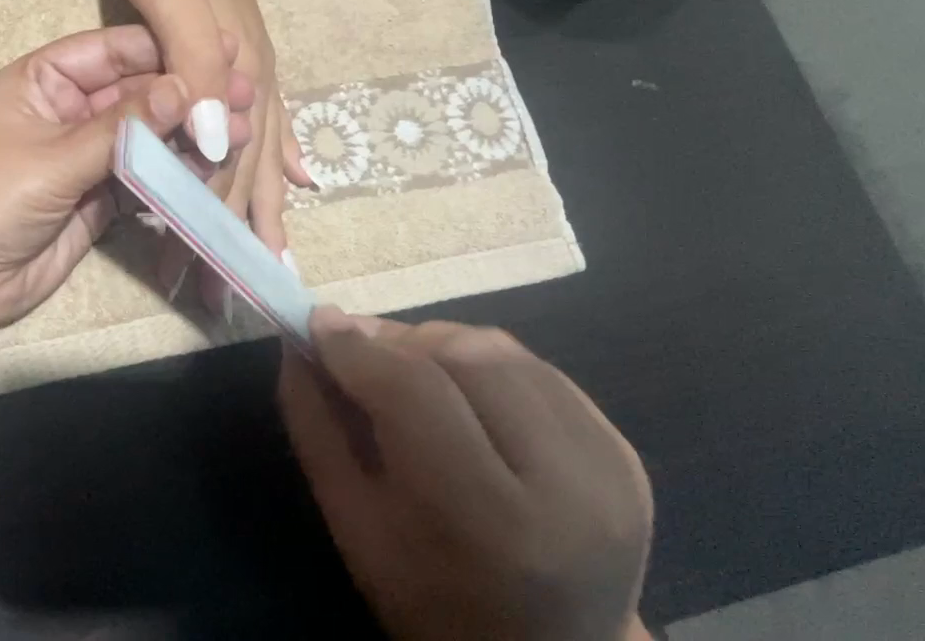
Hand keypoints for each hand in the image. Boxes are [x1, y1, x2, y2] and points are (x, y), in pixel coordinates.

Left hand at [0, 25, 255, 330]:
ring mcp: (83, 158)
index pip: (113, 52)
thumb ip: (121, 126)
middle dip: (184, 101)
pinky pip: (142, 181)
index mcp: (43, 80)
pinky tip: (210, 174)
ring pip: (144, 140)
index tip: (218, 53)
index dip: (164, 52)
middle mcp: (67, 112)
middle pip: (135, 96)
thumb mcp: (51, 154)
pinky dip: (173, 180)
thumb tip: (185, 88)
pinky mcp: (96, 201)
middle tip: (241, 102)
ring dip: (186, 141)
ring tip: (237, 139)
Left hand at [110, 0, 312, 308]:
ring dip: (253, 209)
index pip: (222, 158)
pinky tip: (293, 187)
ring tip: (261, 261)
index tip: (213, 275)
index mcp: (227, 67)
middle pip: (243, 166)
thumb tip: (216, 145)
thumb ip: (189, 66)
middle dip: (238, 228)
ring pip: (251, 154)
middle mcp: (244, 78)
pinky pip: (257, 126)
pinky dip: (272, 162)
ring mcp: (242, 71)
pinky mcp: (231, 63)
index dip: (216, 215)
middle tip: (235, 292)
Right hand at [280, 308, 654, 640]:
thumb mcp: (351, 523)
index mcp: (490, 522)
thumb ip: (316, 424)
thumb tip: (298, 338)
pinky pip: (535, 369)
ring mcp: (609, 465)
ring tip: (407, 373)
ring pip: (501, 350)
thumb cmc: (431, 599)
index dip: (357, 349)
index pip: (415, 393)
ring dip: (438, 345)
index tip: (315, 324)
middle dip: (398, 342)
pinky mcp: (626, 451)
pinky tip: (461, 394)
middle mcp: (567, 485)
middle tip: (359, 354)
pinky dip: (482, 363)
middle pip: (464, 356)